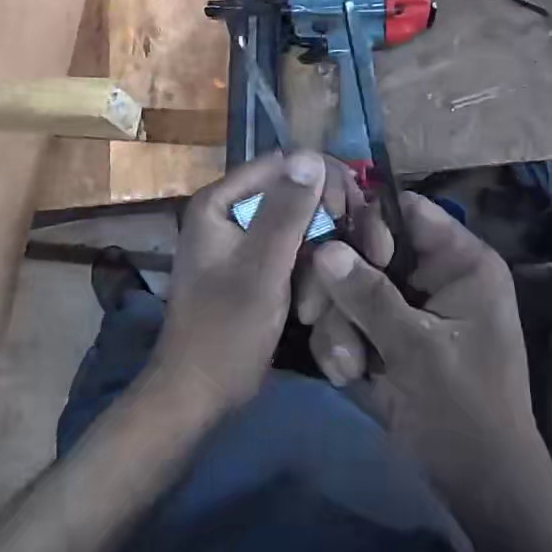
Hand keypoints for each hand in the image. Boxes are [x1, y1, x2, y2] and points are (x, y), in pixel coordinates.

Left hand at [147, 150, 353, 413]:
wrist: (197, 396)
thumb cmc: (224, 332)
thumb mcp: (260, 270)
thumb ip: (286, 213)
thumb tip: (312, 156)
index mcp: (220, 202)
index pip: (284, 165)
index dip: (323, 181)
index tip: (351, 213)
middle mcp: (231, 210)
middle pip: (296, 193)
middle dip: (326, 226)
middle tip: (354, 255)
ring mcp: (244, 238)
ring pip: (301, 225)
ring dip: (320, 257)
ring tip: (316, 302)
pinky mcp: (257, 263)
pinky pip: (295, 250)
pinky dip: (311, 273)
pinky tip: (312, 307)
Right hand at [301, 192, 543, 482]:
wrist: (477, 487)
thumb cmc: (465, 411)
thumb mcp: (419, 350)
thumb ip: (370, 297)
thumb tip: (324, 249)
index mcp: (460, 260)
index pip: (406, 211)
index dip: (369, 224)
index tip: (339, 256)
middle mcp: (431, 271)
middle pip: (366, 247)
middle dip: (340, 286)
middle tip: (313, 312)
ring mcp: (404, 302)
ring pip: (349, 283)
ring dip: (338, 323)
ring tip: (347, 365)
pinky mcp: (384, 331)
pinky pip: (346, 316)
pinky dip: (340, 343)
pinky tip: (347, 375)